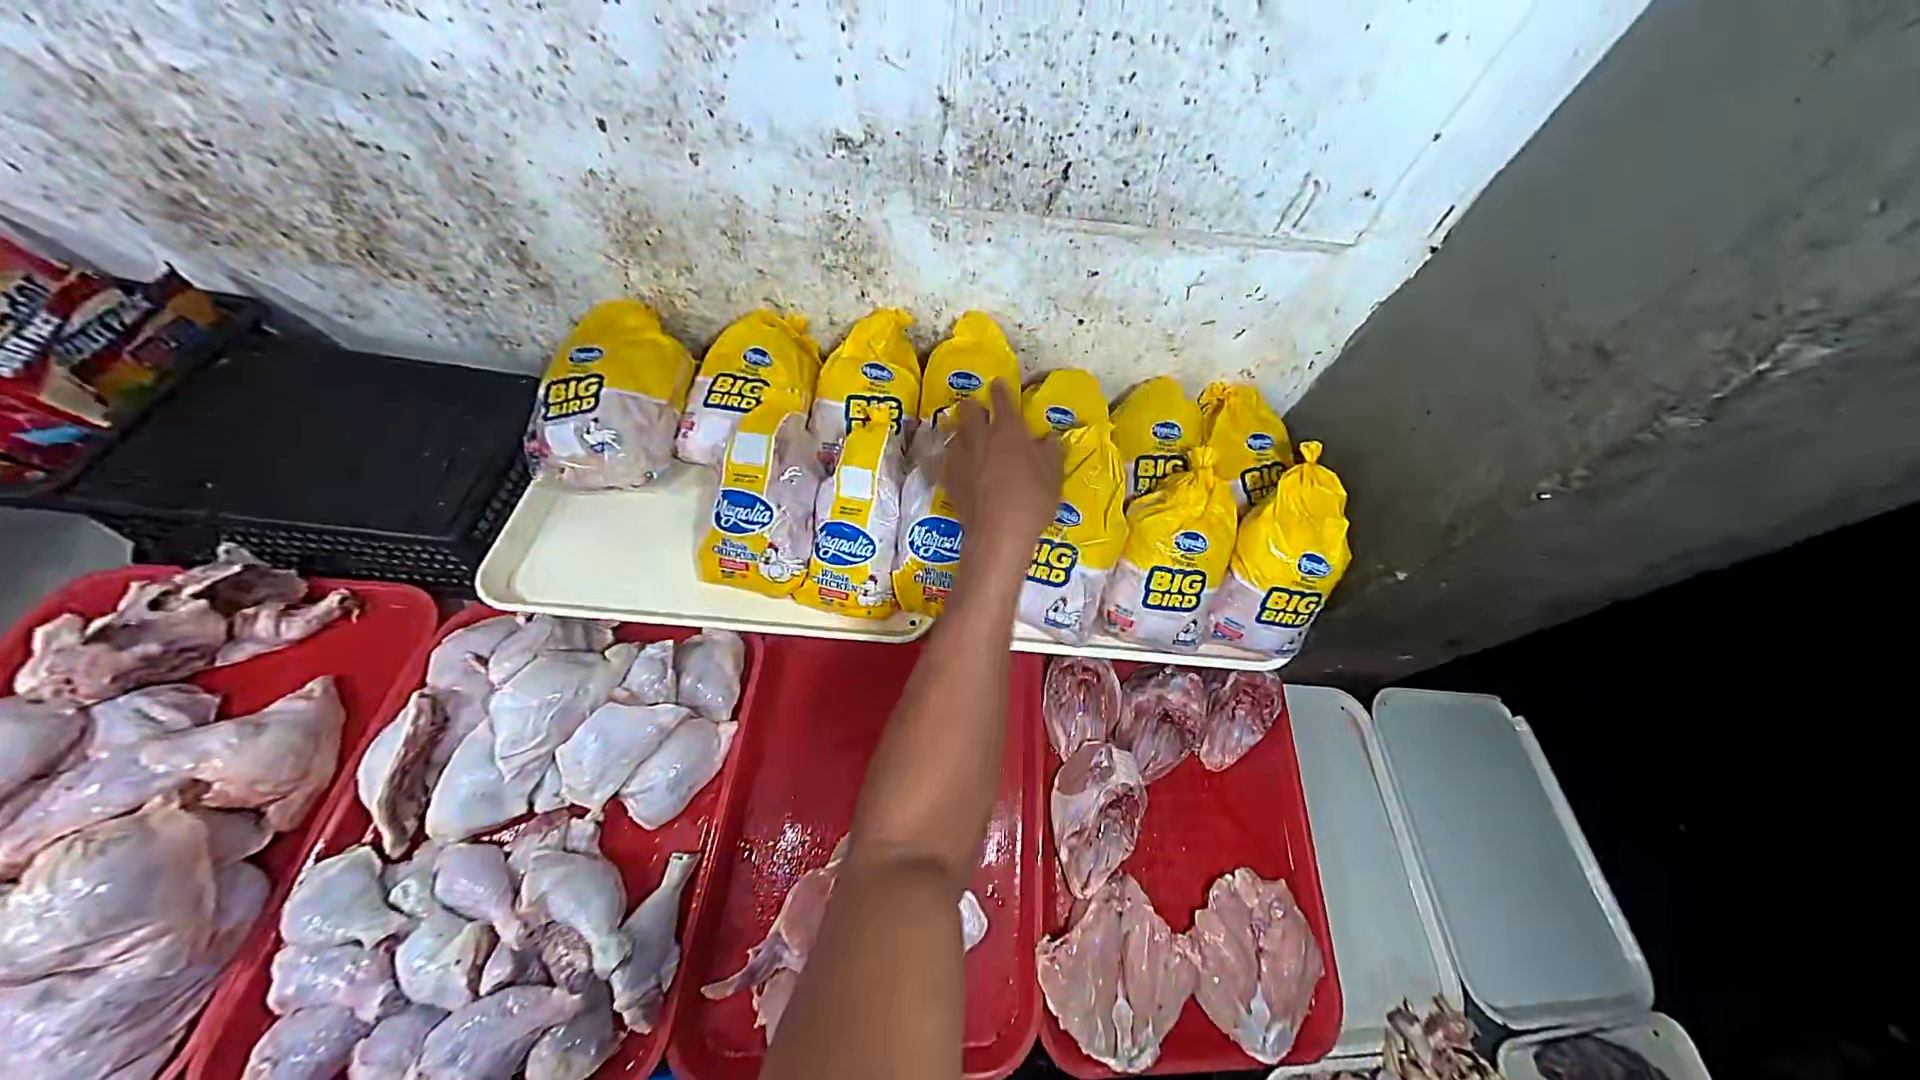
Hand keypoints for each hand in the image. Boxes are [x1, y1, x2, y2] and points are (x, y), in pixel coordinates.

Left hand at [942, 380, 1062, 576]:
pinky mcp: (949, 477)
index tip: (998, 383)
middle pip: (970, 411)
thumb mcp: (1053, 475)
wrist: (998, 531)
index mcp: (1009, 429)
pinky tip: (957, 462)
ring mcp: (961, 456)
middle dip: (972, 406)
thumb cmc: (1032, 500)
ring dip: (960, 430)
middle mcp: (981, 436)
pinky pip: (948, 459)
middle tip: (976, 408)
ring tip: (963, 432)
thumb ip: (1051, 453)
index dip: (1001, 390)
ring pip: (955, 433)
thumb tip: (1049, 439)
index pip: (1002, 400)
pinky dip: (953, 456)